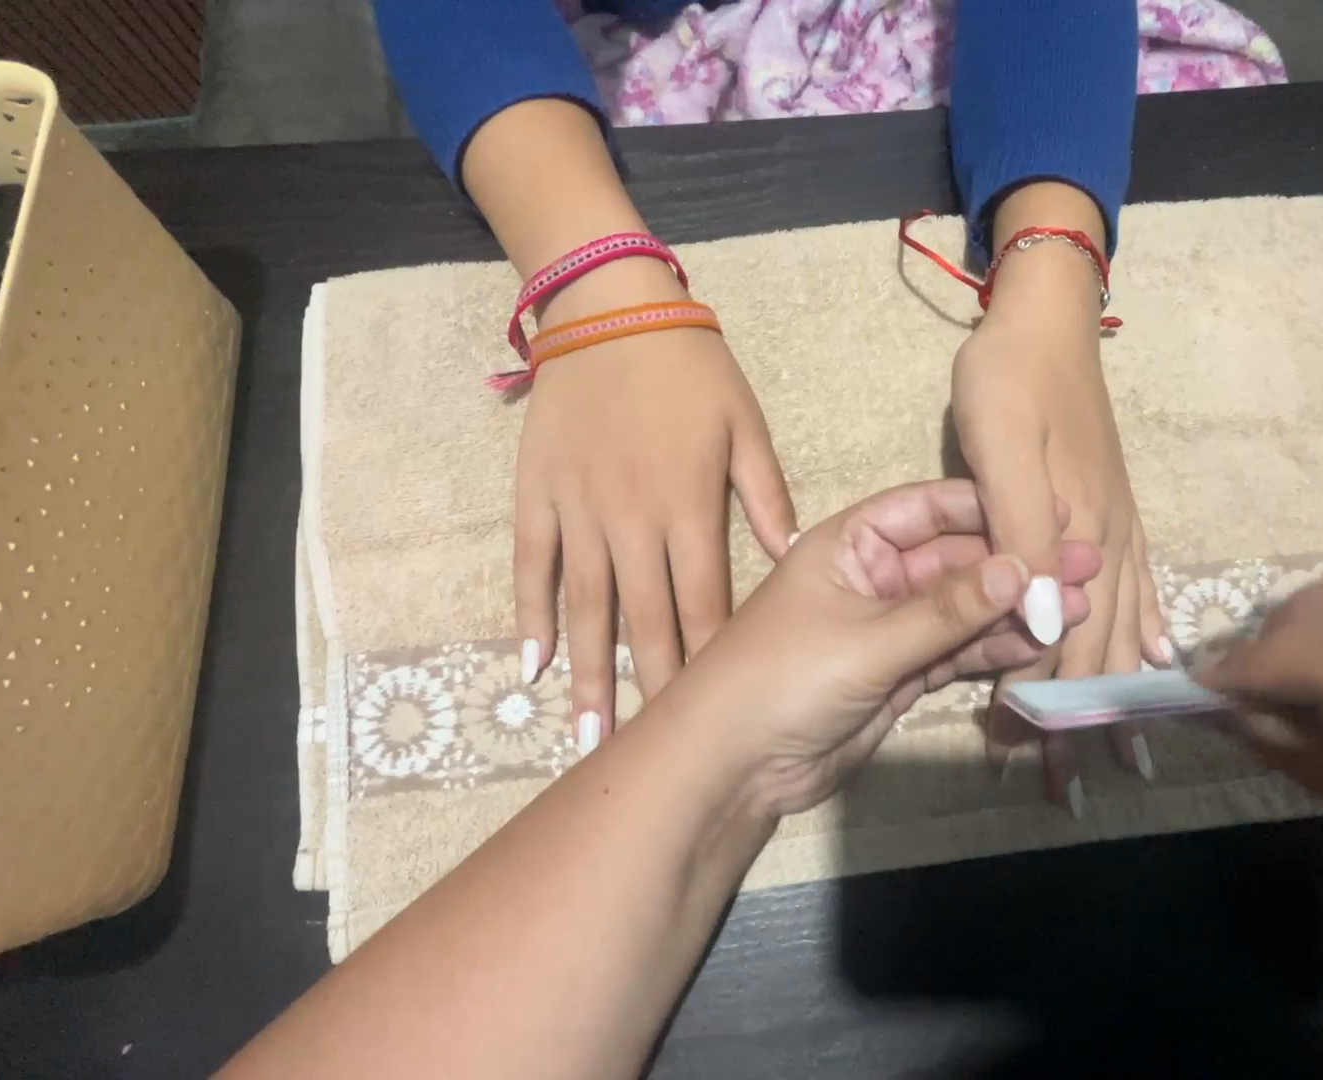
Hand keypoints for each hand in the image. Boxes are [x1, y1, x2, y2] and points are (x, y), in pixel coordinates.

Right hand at [515, 325, 794, 746]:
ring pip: (587, 609)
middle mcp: (632, 524)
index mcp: (690, 508)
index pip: (705, 604)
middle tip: (647, 756)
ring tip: (588, 737)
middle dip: (651, 690)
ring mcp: (578, 515)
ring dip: (590, 676)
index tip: (715, 716)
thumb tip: (790, 555)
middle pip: (646, 622)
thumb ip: (766, 495)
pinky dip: (531, 618)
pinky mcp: (536, 499)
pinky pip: (532, 568)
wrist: (609, 311)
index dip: (710, 663)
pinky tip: (532, 667)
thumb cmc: (689, 369)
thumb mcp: (744, 425)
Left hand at [669, 479, 1104, 816]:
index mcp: (852, 542)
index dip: (989, 509)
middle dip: (1014, 566)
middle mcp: (874, 576)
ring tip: (1077, 606)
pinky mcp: (898, 673)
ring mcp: (888, 627)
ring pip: (961, 610)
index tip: (1049, 512)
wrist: (736, 762)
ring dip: (1013, 611)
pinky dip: (991, 650)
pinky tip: (1037, 643)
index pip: (929, 509)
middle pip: (954, 562)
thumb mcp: (869, 636)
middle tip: (1083, 565)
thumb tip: (1022, 566)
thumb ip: (947, 607)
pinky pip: (953, 652)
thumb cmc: (789, 675)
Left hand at [951, 195, 1167, 815]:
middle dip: (1083, 718)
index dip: (1045, 703)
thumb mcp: (999, 451)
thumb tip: (1051, 626)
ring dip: (1115, 690)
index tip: (1039, 766)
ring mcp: (1111, 526)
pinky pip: (1131, 585)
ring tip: (1125, 750)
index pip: (1057, 641)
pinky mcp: (1108, 512)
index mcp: (1067, 535)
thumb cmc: (1005, 381)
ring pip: (1114, 624)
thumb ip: (1024, 536)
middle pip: (1092, 646)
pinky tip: (1154, 656)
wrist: (1045, 318)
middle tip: (1081, 788)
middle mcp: (1101, 542)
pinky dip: (1139, 630)